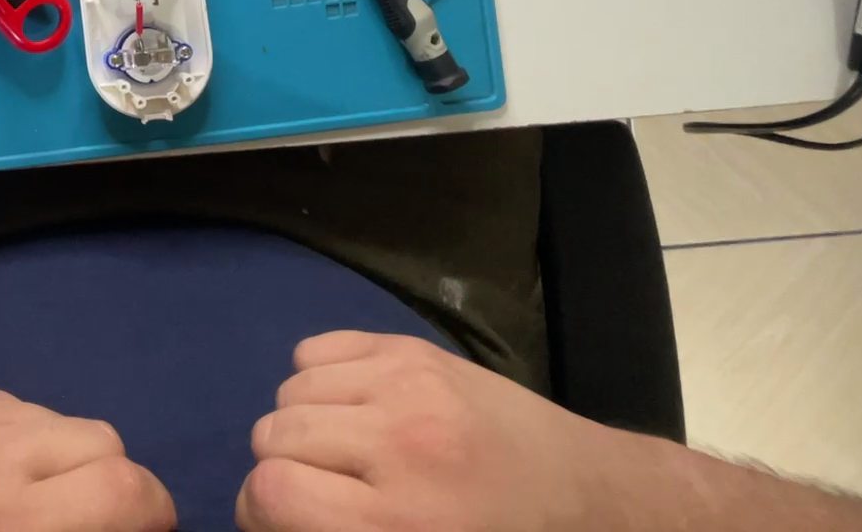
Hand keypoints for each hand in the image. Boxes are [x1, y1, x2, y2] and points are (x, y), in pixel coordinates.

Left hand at [0, 385, 176, 531]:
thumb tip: (144, 518)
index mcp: (8, 520)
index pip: (123, 485)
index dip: (154, 509)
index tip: (148, 528)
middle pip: (103, 437)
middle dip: (109, 479)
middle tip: (88, 515)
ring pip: (64, 417)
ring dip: (63, 455)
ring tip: (30, 492)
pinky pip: (22, 404)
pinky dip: (25, 436)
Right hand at [236, 331, 630, 531]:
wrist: (604, 503)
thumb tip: (270, 514)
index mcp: (403, 525)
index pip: (271, 492)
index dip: (257, 510)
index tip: (277, 520)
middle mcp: (396, 444)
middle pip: (271, 434)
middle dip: (283, 466)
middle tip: (322, 488)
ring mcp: (402, 383)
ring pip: (288, 391)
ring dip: (302, 423)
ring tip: (347, 447)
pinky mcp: (406, 347)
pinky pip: (312, 351)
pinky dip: (318, 381)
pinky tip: (356, 406)